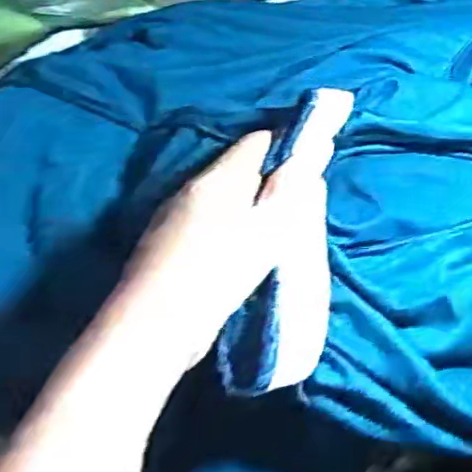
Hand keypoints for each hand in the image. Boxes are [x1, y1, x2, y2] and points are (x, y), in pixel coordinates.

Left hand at [102, 90, 351, 382]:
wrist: (151, 332)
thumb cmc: (224, 267)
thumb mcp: (278, 219)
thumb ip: (297, 178)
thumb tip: (319, 141)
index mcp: (217, 178)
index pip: (263, 139)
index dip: (295, 142)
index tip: (320, 159)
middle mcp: (188, 190)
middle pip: (243, 167)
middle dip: (277, 174)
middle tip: (307, 197)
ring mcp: (170, 219)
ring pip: (227, 193)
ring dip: (255, 199)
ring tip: (281, 221)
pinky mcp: (164, 246)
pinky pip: (212, 216)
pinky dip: (235, 219)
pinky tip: (247, 243)